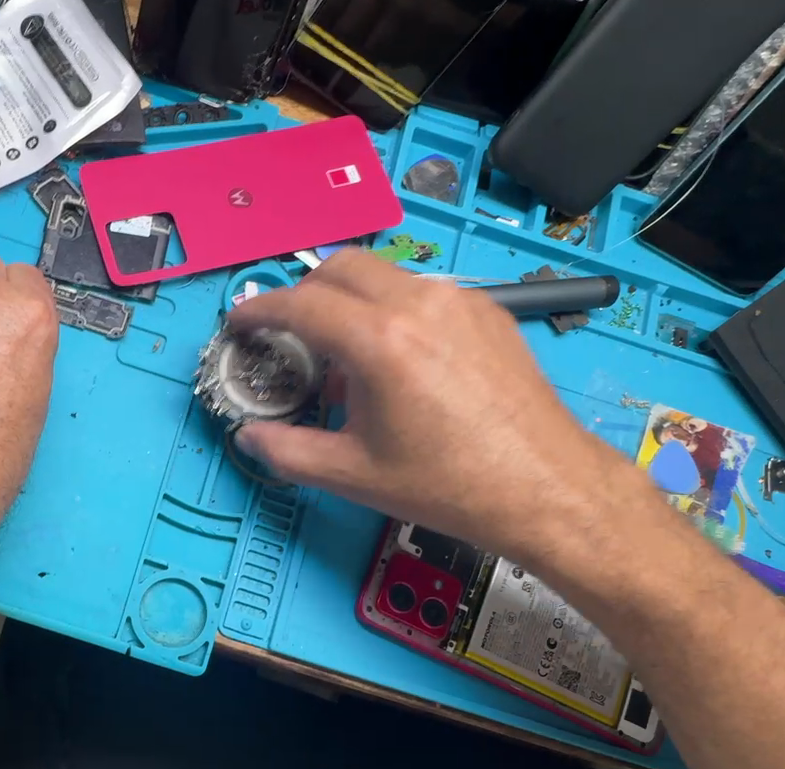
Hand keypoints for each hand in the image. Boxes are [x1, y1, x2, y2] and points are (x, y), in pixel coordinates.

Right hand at [230, 252, 638, 561]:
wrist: (543, 486)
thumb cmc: (446, 485)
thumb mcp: (352, 475)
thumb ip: (286, 452)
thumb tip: (248, 437)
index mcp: (380, 343)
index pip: (302, 304)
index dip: (260, 310)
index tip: (240, 322)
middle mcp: (420, 305)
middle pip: (341, 266)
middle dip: (302, 291)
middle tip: (284, 330)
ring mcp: (459, 302)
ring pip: (384, 274)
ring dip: (347, 298)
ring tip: (339, 350)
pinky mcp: (487, 311)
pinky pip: (420, 291)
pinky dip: (388, 307)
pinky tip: (391, 357)